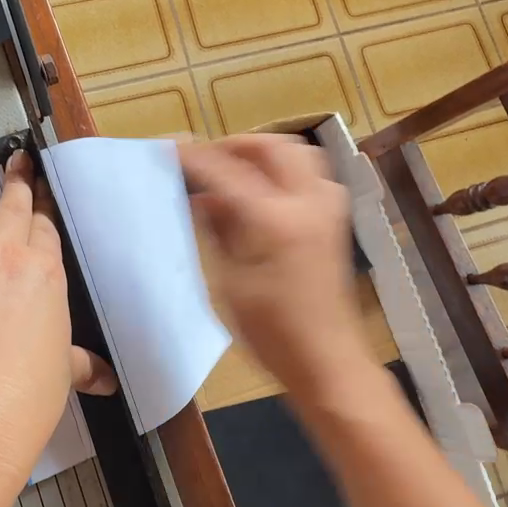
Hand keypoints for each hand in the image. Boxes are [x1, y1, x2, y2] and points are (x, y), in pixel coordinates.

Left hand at [0, 152, 115, 478]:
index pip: (44, 226)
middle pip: (14, 204)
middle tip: (16, 158)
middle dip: (16, 178)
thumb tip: (107, 380)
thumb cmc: (28, 394)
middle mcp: (8, 254)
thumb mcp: (64, 371)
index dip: (43, 203)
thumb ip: (83, 365)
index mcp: (46, 272)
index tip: (42, 187)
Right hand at [179, 135, 371, 402]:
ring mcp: (327, 209)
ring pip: (297, 153)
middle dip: (235, 145)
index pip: (227, 171)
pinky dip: (285, 170)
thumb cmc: (271, 332)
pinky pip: (312, 174)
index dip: (196, 158)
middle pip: (271, 147)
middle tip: (208, 160)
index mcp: (273, 221)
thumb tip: (200, 196)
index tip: (171, 150)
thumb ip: (217, 229)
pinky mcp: (336, 220)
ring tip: (236, 170)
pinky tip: (264, 193)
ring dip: (264, 153)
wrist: (328, 361)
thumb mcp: (229, 282)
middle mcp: (306, 203)